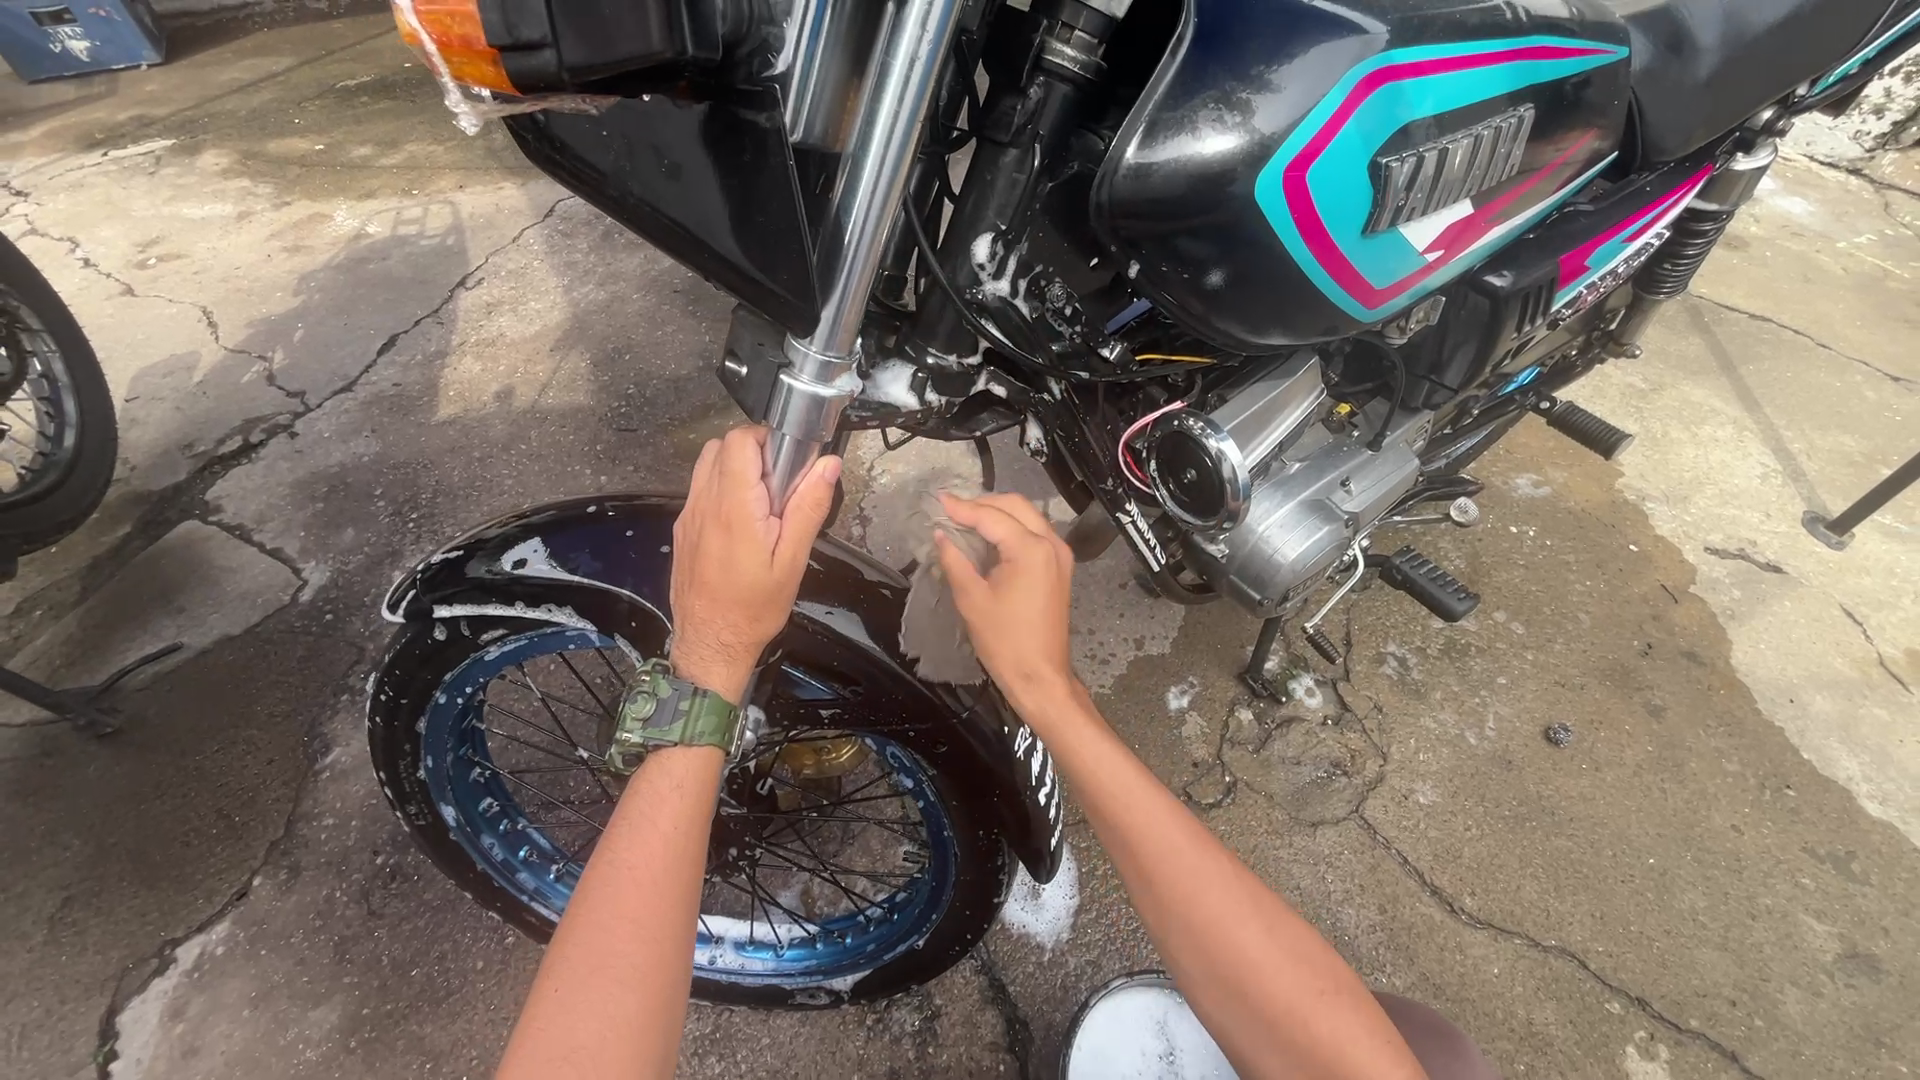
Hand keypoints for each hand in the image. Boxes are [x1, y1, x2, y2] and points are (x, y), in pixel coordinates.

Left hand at [669, 426, 839, 701]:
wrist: (711, 645)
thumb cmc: (753, 609)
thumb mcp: (793, 560)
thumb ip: (809, 507)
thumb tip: (827, 465)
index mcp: (734, 508)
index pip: (739, 441)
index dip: (767, 441)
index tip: (789, 465)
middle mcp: (704, 504)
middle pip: (720, 446)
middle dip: (753, 453)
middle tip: (779, 486)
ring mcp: (688, 516)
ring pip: (707, 465)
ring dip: (736, 469)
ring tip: (762, 504)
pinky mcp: (683, 529)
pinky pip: (700, 490)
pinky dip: (722, 490)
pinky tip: (743, 523)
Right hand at [933, 493, 1081, 716]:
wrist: (1040, 675)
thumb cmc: (1005, 641)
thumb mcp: (971, 599)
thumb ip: (955, 560)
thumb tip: (941, 534)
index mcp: (1031, 550)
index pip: (991, 517)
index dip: (962, 507)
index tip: (938, 500)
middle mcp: (1051, 544)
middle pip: (1015, 506)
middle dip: (983, 503)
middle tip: (952, 509)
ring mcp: (1060, 554)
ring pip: (1028, 516)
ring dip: (998, 513)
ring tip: (967, 519)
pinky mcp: (1060, 567)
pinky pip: (1035, 533)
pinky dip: (1012, 528)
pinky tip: (989, 537)